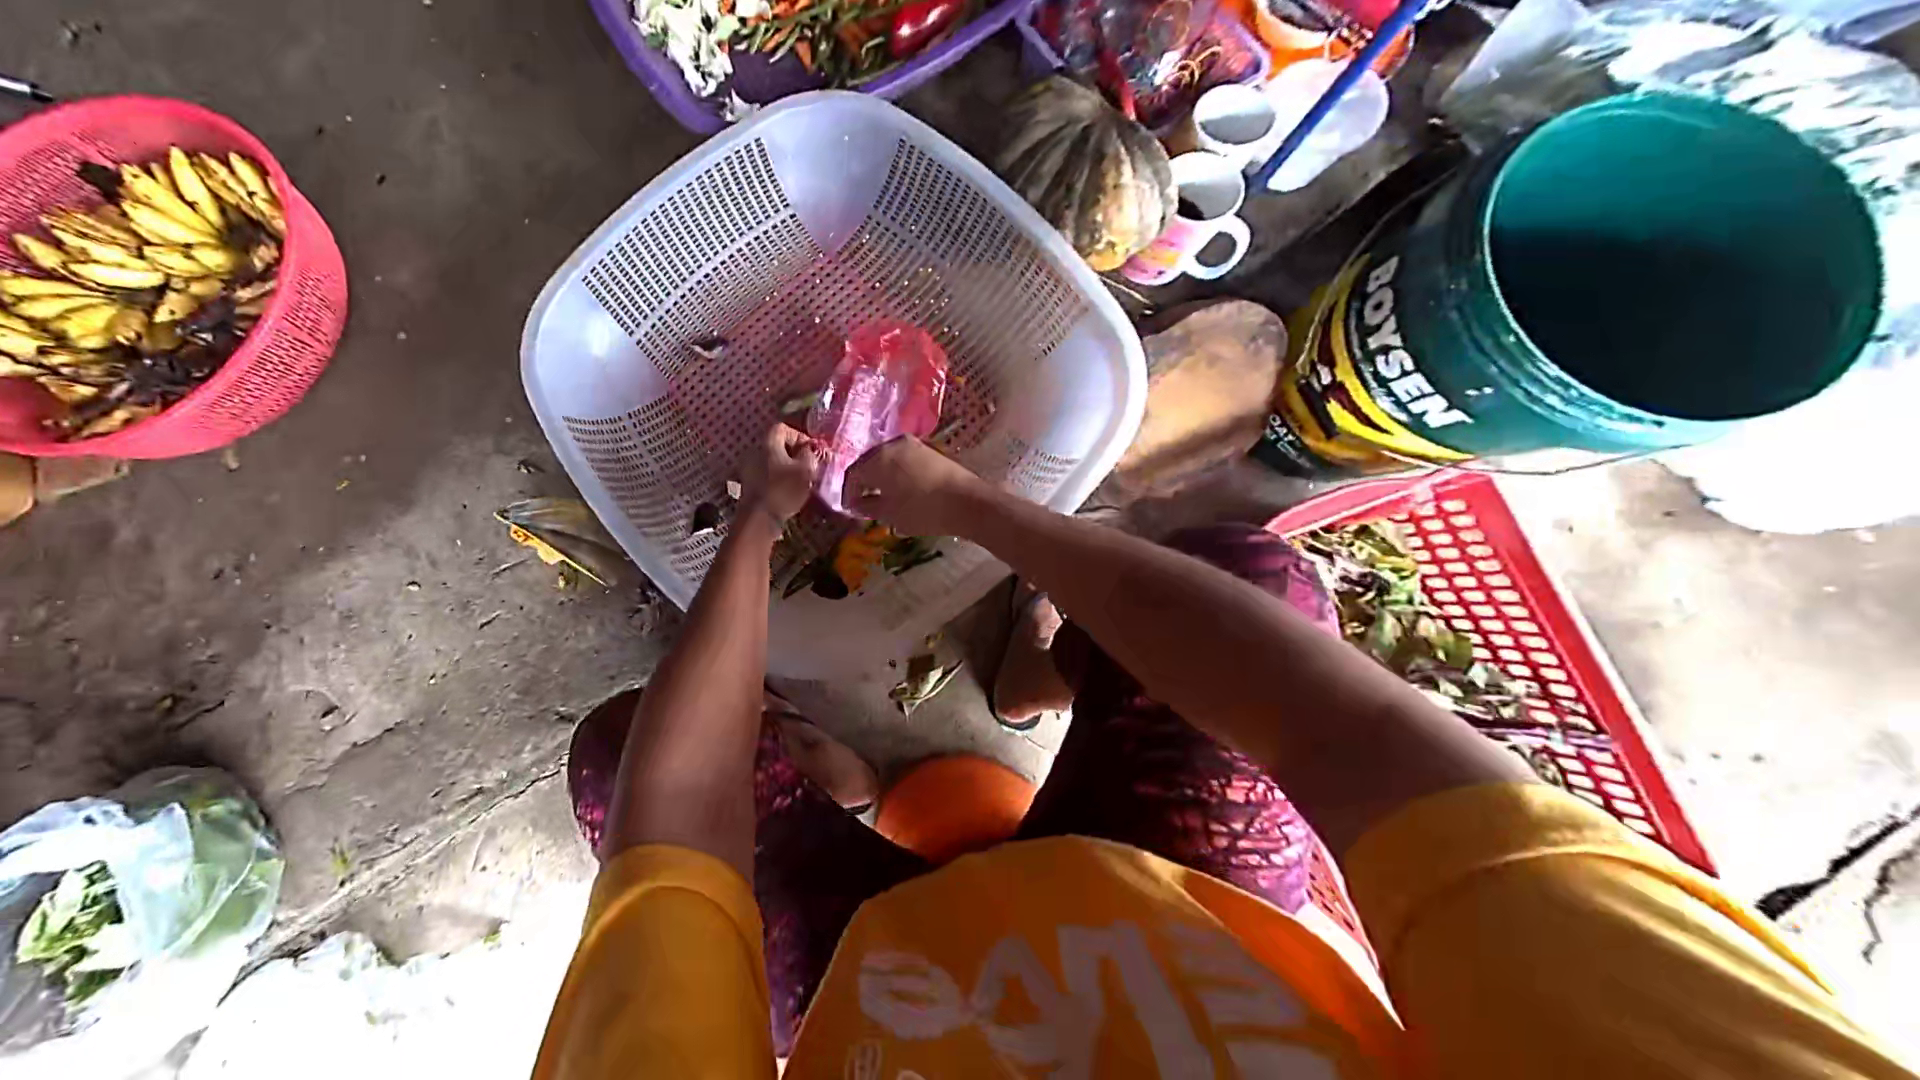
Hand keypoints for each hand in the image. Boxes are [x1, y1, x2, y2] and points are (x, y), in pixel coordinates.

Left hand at [741, 423, 821, 524]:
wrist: (759, 518)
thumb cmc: (784, 489)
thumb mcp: (806, 470)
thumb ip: (811, 455)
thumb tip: (809, 449)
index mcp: (767, 443)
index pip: (782, 428)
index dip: (799, 436)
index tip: (811, 450)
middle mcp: (754, 451)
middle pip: (776, 445)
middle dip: (794, 453)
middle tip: (808, 465)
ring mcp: (748, 468)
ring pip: (771, 460)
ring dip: (786, 467)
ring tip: (800, 480)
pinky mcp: (748, 485)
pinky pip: (766, 474)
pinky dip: (778, 478)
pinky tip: (788, 490)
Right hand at [845, 436, 988, 536]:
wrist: (967, 502)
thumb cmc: (922, 509)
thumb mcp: (890, 513)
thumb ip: (867, 506)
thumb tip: (856, 504)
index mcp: (878, 458)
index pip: (853, 473)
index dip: (849, 492)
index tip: (849, 508)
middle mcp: (893, 445)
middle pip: (870, 462)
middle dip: (864, 481)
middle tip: (862, 501)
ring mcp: (914, 445)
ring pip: (888, 459)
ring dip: (881, 476)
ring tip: (882, 496)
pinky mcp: (930, 451)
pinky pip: (904, 460)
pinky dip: (897, 473)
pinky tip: (902, 489)